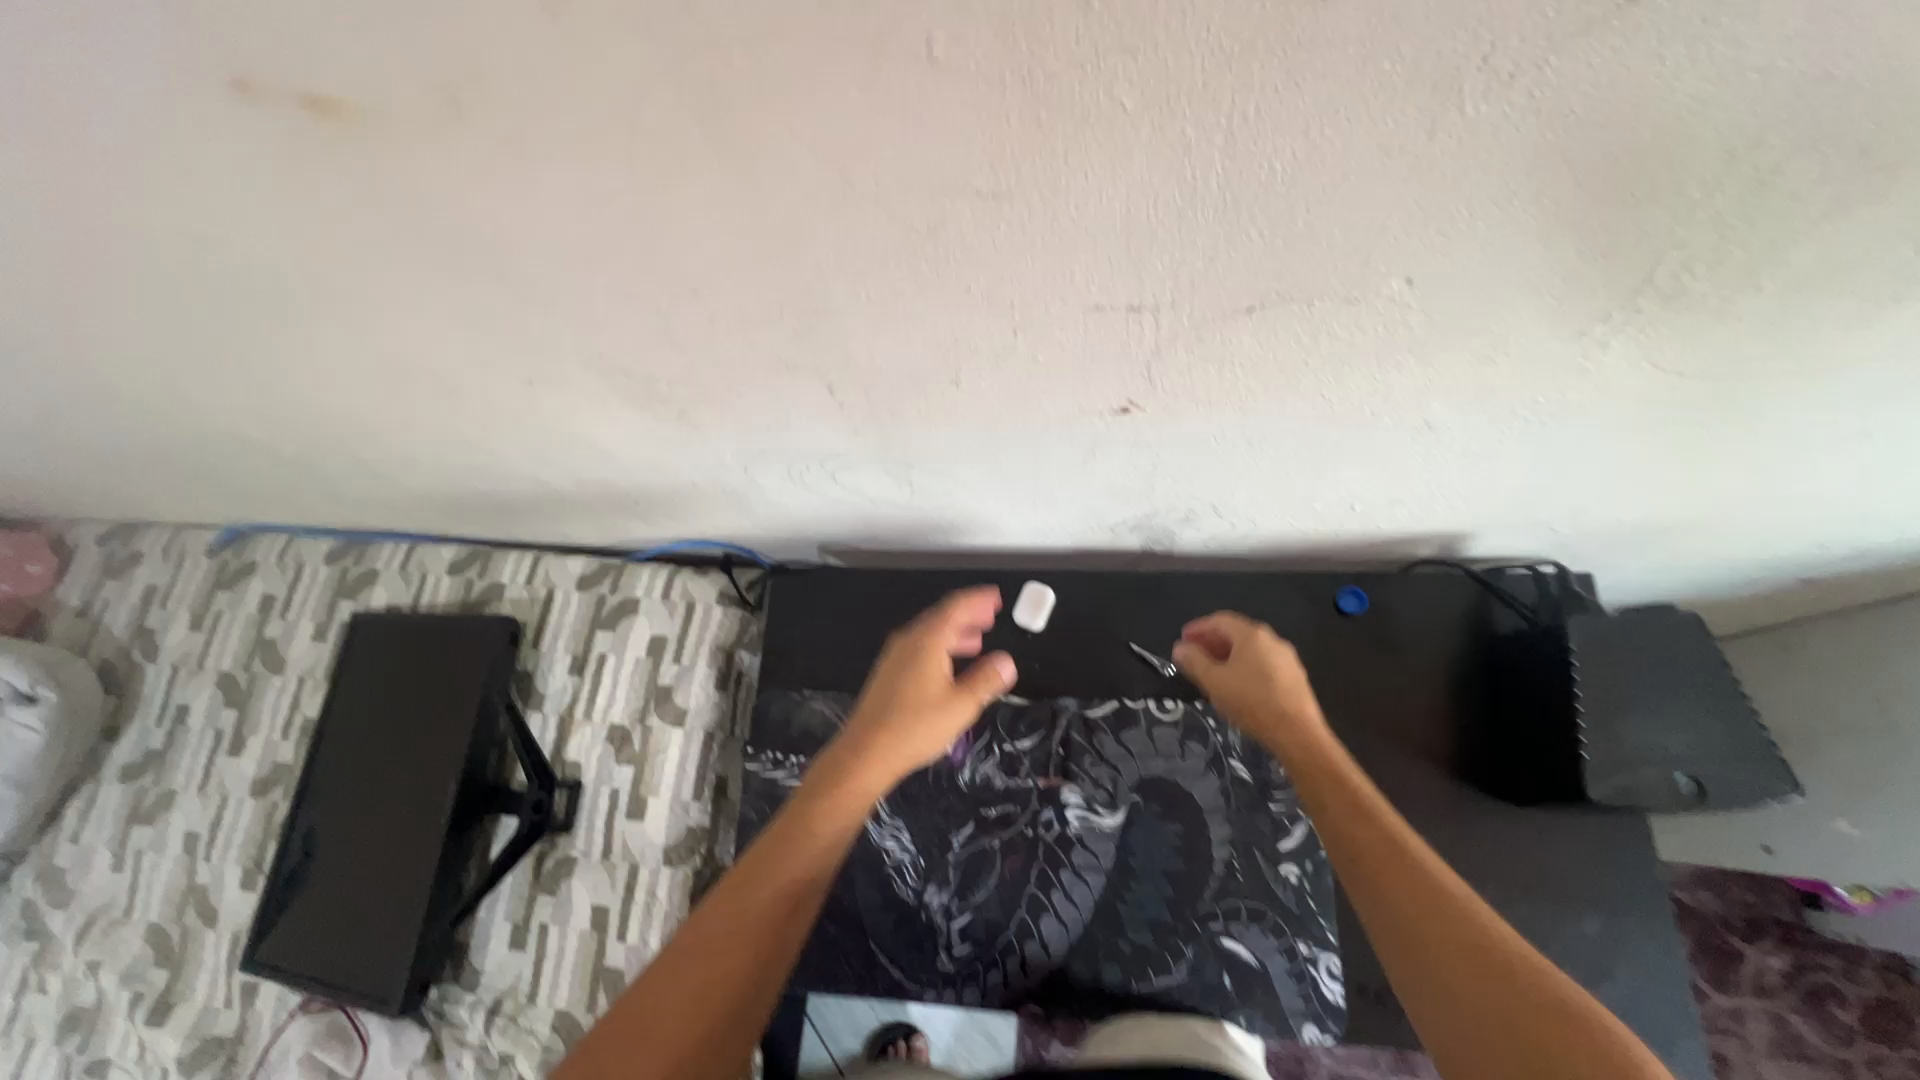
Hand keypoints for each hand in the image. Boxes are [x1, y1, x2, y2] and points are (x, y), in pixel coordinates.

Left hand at [818, 586, 1017, 792]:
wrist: (866, 752)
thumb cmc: (915, 727)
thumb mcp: (960, 706)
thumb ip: (986, 680)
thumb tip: (1007, 661)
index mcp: (927, 641)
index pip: (956, 607)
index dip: (978, 599)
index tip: (996, 597)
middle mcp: (909, 641)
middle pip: (941, 617)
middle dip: (968, 614)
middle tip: (991, 616)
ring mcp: (895, 657)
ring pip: (930, 633)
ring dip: (955, 632)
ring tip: (977, 639)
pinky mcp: (889, 673)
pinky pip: (920, 648)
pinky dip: (941, 647)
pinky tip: (950, 665)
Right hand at [1172, 612, 1329, 751]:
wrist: (1297, 733)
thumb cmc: (1251, 702)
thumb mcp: (1214, 682)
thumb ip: (1194, 661)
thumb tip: (1180, 648)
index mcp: (1252, 635)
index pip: (1220, 620)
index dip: (1198, 628)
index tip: (1182, 639)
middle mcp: (1272, 640)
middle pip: (1237, 633)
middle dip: (1212, 642)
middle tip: (1193, 656)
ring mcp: (1286, 658)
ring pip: (1250, 650)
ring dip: (1227, 655)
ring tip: (1211, 672)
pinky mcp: (1294, 677)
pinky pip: (1262, 663)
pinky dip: (1243, 666)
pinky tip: (1236, 685)